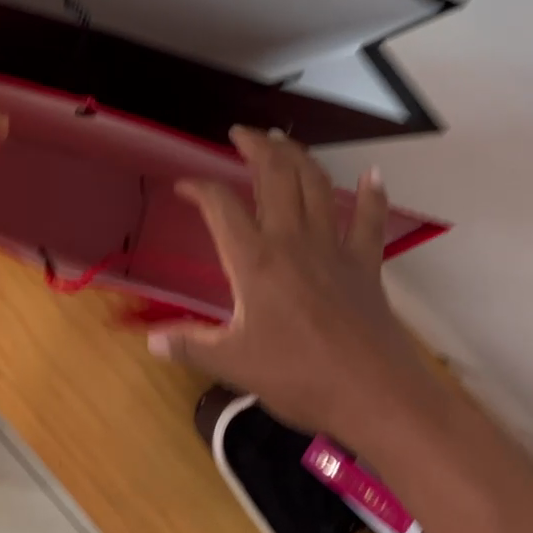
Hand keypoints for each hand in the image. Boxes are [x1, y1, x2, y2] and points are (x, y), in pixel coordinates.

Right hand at [148, 128, 441, 442]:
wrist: (380, 398)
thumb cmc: (301, 378)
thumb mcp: (233, 365)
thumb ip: (189, 346)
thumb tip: (152, 342)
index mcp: (254, 260)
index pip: (219, 204)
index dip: (198, 187)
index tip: (183, 186)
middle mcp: (292, 242)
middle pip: (275, 176)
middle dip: (256, 146)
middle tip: (240, 133)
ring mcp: (333, 250)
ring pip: (316, 186)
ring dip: (299, 157)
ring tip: (283, 141)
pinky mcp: (366, 266)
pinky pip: (370, 222)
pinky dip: (372, 195)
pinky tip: (373, 175)